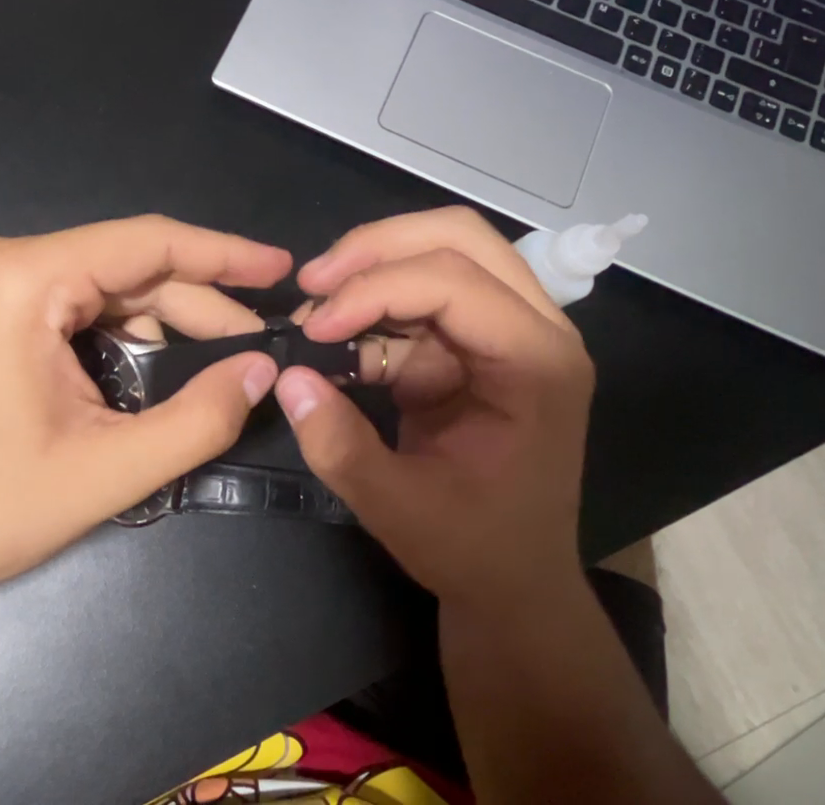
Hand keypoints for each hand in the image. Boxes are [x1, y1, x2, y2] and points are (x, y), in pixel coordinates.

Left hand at [0, 216, 289, 603]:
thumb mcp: (112, 469)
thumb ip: (201, 417)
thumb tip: (263, 369)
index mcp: (25, 278)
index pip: (147, 243)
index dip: (224, 253)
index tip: (282, 268)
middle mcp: (5, 261)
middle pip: (128, 264)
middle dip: (200, 301)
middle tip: (264, 340)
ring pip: (107, 284)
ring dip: (166, 320)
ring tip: (225, 358)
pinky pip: (78, 303)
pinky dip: (126, 331)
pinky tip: (163, 365)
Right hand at [272, 207, 594, 610]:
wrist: (514, 586)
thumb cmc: (475, 551)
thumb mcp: (399, 508)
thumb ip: (340, 444)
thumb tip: (287, 377)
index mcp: (537, 364)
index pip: (454, 281)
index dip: (374, 290)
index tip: (313, 327)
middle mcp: (534, 330)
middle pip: (458, 238)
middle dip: (376, 248)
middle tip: (313, 283)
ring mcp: (505, 333)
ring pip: (439, 254)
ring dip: (369, 271)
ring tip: (313, 308)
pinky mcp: (472, 347)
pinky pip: (418, 298)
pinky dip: (370, 307)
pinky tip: (331, 336)